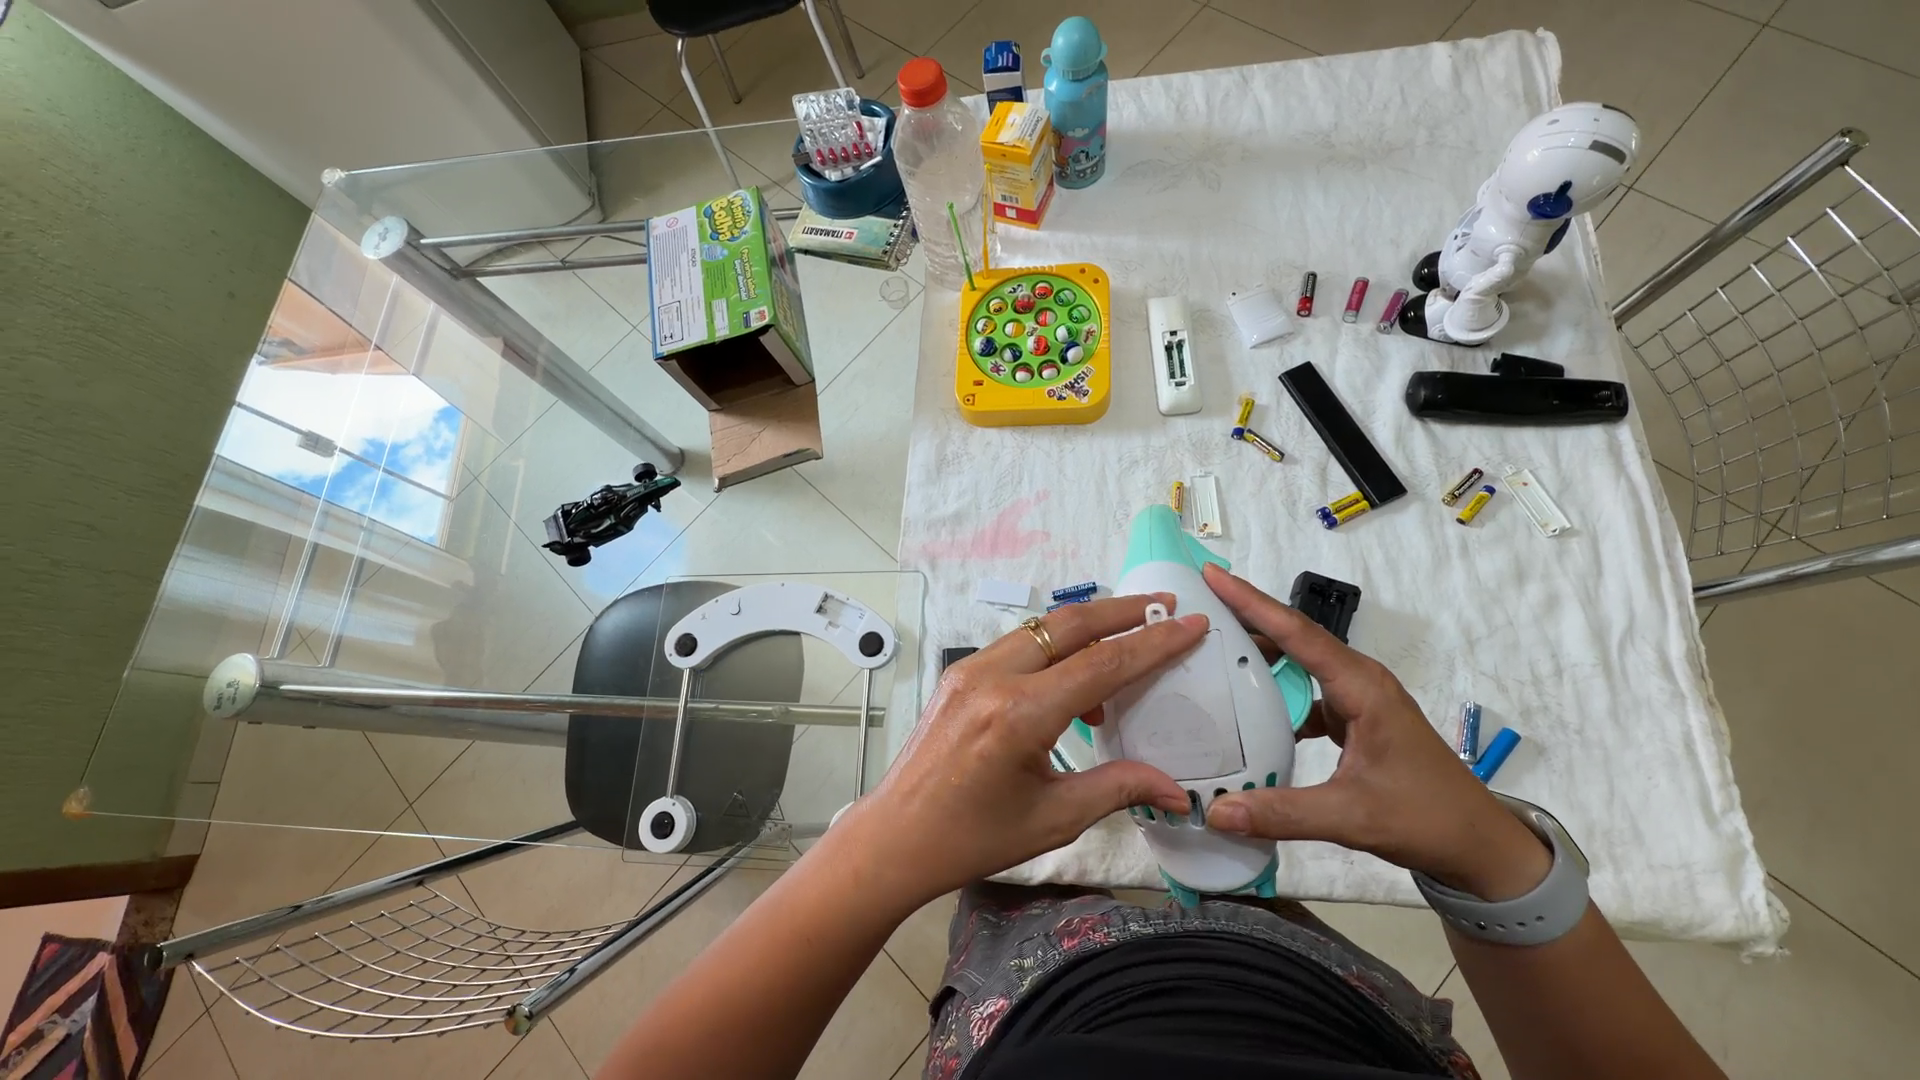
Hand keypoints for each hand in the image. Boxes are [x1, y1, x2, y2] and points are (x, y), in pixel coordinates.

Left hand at [843, 595, 1206, 904]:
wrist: (896, 838)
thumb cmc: (973, 837)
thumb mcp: (1053, 818)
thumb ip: (1118, 789)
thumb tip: (1176, 790)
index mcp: (1018, 715)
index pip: (1101, 664)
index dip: (1153, 643)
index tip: (1191, 624)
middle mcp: (992, 677)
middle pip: (1069, 624)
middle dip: (1123, 611)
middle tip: (1164, 607)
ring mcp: (969, 670)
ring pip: (1041, 629)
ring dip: (1088, 628)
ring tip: (1127, 648)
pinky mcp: (959, 674)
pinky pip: (1018, 646)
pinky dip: (1054, 651)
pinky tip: (1075, 688)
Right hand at [1200, 564, 1550, 899]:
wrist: (1480, 845)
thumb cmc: (1426, 818)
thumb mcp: (1352, 817)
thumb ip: (1282, 812)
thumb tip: (1215, 811)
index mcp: (1362, 687)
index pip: (1298, 633)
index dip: (1252, 603)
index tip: (1213, 576)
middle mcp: (1358, 681)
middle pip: (1294, 637)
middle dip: (1246, 617)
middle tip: (1196, 606)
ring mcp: (1358, 699)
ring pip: (1299, 663)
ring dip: (1258, 653)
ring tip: (1209, 649)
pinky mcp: (1355, 719)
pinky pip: (1304, 692)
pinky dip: (1273, 692)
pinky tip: (1244, 710)